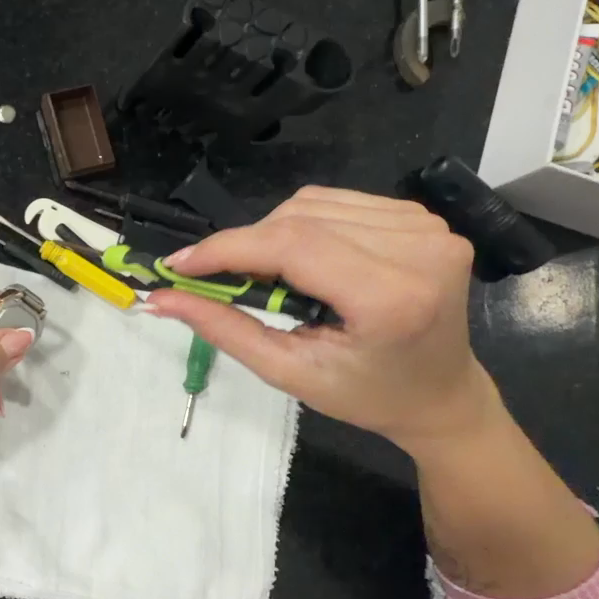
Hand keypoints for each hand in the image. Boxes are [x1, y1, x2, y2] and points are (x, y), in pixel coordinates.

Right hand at [146, 187, 491, 450]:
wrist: (439, 393)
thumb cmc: (364, 395)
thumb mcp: (288, 372)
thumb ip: (224, 329)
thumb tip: (159, 299)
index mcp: (390, 297)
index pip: (293, 246)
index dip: (227, 249)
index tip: (177, 267)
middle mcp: (418, 249)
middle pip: (299, 219)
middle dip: (243, 246)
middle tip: (213, 280)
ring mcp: (426, 227)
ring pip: (313, 204)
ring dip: (270, 235)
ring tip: (263, 277)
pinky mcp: (422, 218)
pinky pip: (337, 203)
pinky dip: (301, 227)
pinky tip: (300, 262)